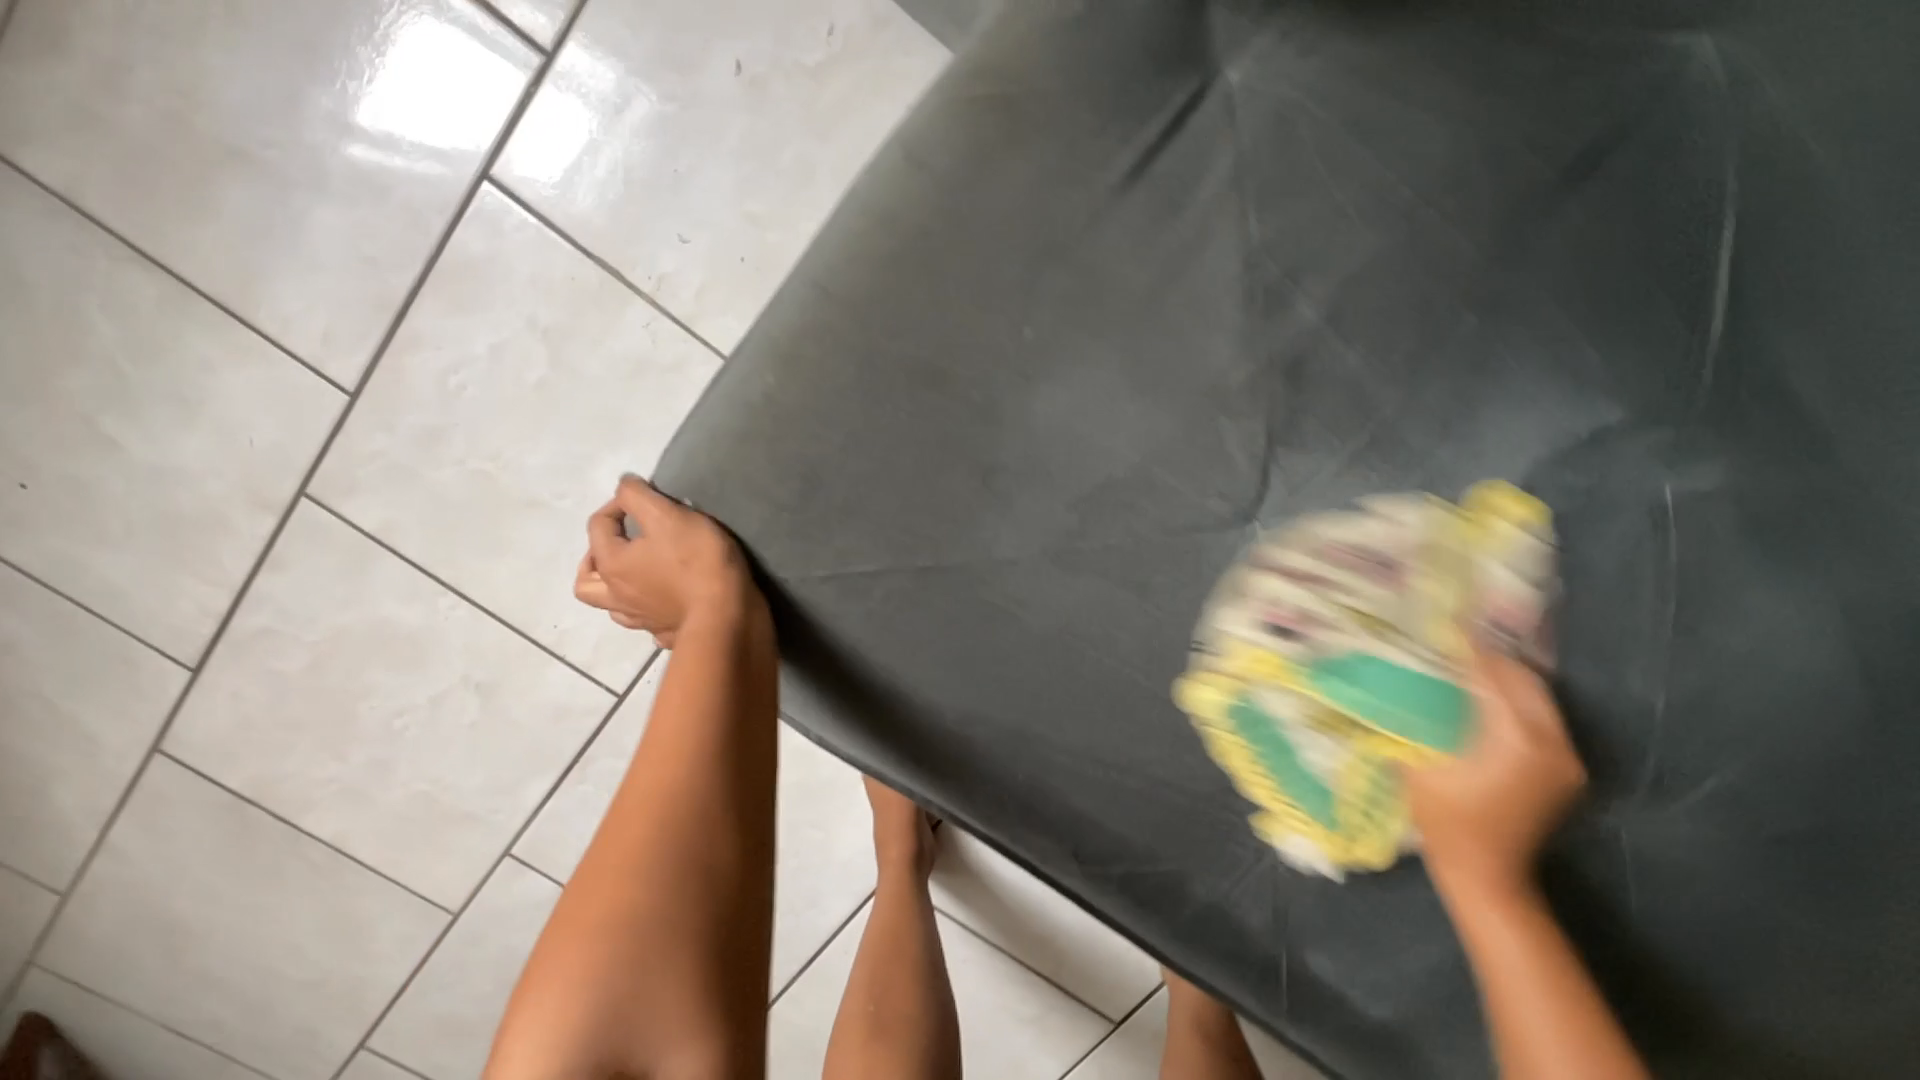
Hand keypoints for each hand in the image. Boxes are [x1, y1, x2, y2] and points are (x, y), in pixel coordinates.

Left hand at [573, 476, 758, 648]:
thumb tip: (623, 486)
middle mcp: (616, 595)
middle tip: (620, 542)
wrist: (727, 616)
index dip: (618, 504)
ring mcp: (639, 619)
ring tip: (635, 574)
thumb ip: (639, 496)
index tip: (648, 496)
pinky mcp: (663, 632)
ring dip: (614, 588)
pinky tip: (661, 600)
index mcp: (612, 563)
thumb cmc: (697, 561)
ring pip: (610, 606)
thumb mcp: (669, 515)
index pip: (598, 525)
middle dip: (594, 556)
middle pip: (585, 579)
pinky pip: (643, 622)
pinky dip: (645, 609)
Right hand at [1407, 646, 1585, 897]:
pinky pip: (1545, 721)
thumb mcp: (1420, 767)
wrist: (1489, 876)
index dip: (1470, 651)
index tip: (1450, 627)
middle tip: (1462, 645)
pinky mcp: (1568, 771)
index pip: (1494, 677)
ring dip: (1510, 682)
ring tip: (1474, 668)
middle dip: (1495, 661)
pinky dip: (1520, 705)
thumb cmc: (1446, 822)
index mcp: (1514, 738)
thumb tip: (1408, 688)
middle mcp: (1551, 742)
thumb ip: (1420, 723)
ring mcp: (1567, 759)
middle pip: (1527, 682)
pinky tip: (1493, 702)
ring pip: (1540, 700)